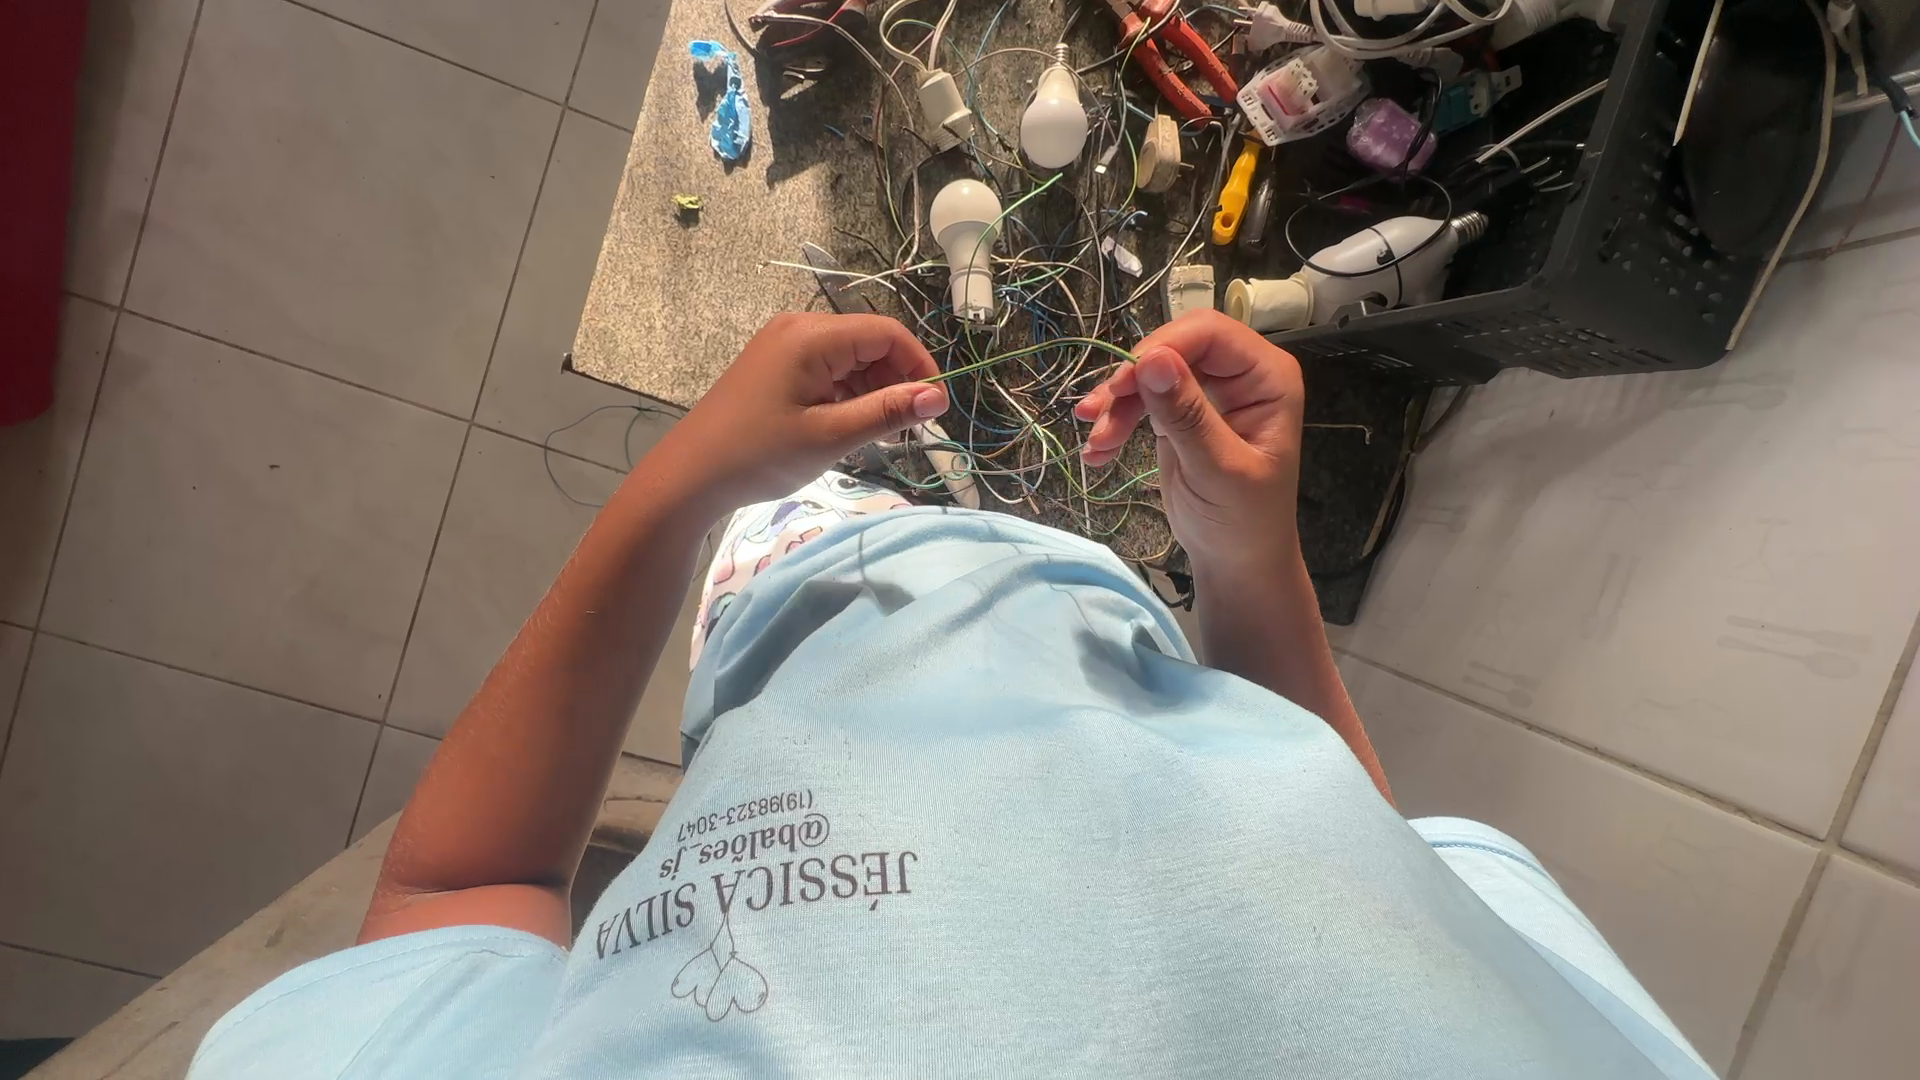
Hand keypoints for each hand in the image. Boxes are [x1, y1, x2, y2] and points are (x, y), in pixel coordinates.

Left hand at [650, 313, 948, 514]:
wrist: (690, 475)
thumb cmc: (761, 455)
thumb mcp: (831, 436)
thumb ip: (887, 411)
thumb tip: (938, 397)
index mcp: (812, 335)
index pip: (887, 332)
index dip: (919, 365)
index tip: (934, 408)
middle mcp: (799, 327)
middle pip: (869, 342)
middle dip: (897, 380)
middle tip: (907, 428)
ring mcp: (785, 345)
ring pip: (850, 358)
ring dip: (874, 390)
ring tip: (879, 433)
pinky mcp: (776, 365)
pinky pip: (828, 369)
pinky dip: (848, 394)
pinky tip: (850, 426)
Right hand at [1074, 310, 1303, 577]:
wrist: (1236, 559)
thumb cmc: (1243, 520)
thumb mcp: (1217, 470)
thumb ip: (1186, 416)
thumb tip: (1151, 361)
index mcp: (1265, 377)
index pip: (1209, 334)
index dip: (1162, 348)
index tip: (1122, 385)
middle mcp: (1237, 375)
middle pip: (1173, 349)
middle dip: (1131, 380)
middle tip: (1095, 415)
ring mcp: (1206, 393)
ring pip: (1150, 375)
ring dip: (1116, 406)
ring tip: (1095, 444)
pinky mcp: (1179, 414)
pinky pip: (1141, 401)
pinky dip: (1116, 422)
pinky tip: (1097, 452)